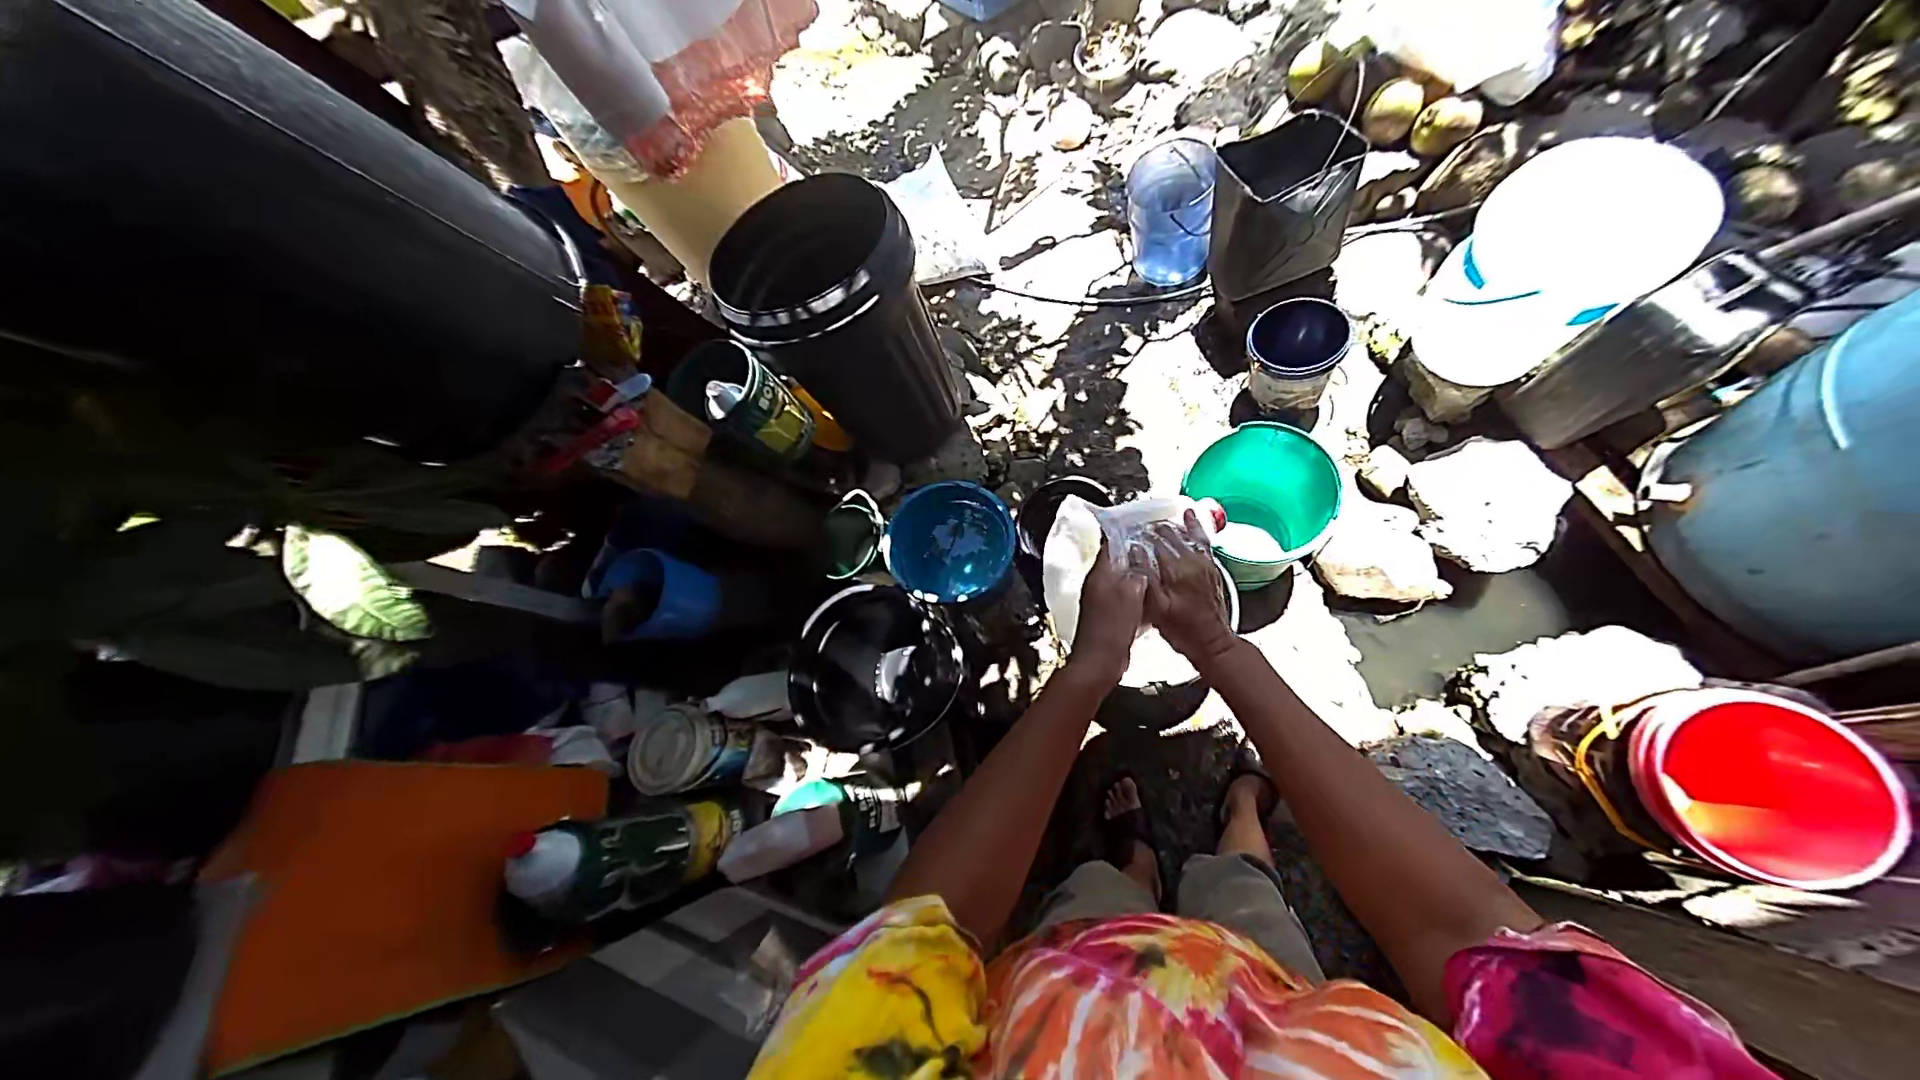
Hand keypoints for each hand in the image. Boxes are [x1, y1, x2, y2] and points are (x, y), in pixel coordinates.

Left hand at [1067, 536, 1146, 683]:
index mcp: (1099, 573)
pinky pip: (1126, 594)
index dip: (1124, 532)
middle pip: (1117, 559)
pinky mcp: (1110, 614)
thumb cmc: (1111, 627)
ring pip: (1122, 577)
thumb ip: (1136, 572)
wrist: (1100, 661)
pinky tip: (1152, 594)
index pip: (1109, 543)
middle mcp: (1098, 583)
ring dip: (1137, 572)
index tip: (1141, 524)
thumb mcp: (1130, 592)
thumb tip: (1142, 558)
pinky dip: (1138, 591)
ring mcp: (1102, 599)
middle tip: (1156, 545)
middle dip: (1135, 552)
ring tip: (1158, 567)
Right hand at [1143, 510, 1238, 665]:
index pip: (1153, 542)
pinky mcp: (1211, 567)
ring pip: (1184, 535)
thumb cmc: (1183, 629)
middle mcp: (1192, 560)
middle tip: (1135, 528)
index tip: (1124, 532)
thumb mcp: (1156, 608)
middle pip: (1168, 535)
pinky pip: (1202, 540)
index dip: (1137, 536)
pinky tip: (1189, 517)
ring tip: (1154, 522)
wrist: (1213, 643)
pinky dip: (1195, 526)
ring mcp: (1204, 562)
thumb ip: (1145, 577)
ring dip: (1169, 527)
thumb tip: (1134, 550)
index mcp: (1176, 568)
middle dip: (1151, 530)